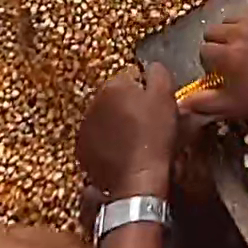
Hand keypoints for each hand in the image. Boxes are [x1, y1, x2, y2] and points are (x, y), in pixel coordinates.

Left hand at [78, 62, 178, 197]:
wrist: (137, 179)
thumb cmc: (154, 134)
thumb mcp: (165, 94)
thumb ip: (157, 71)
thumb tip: (151, 67)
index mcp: (113, 85)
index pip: (130, 77)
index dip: (146, 90)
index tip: (155, 105)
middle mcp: (93, 102)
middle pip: (116, 97)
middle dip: (128, 105)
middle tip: (147, 122)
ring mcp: (85, 128)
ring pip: (106, 118)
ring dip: (117, 124)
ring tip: (135, 139)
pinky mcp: (82, 151)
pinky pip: (98, 139)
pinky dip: (108, 143)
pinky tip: (123, 153)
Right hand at [181, 16, 247, 120]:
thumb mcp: (235, 105)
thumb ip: (205, 103)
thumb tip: (180, 104)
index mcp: (228, 54)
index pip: (203, 51)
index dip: (210, 63)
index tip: (221, 72)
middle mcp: (237, 33)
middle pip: (212, 32)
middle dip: (217, 44)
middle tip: (230, 58)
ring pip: (228, 19)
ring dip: (230, 31)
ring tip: (242, 45)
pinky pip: (247, 13)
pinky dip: (246, 23)